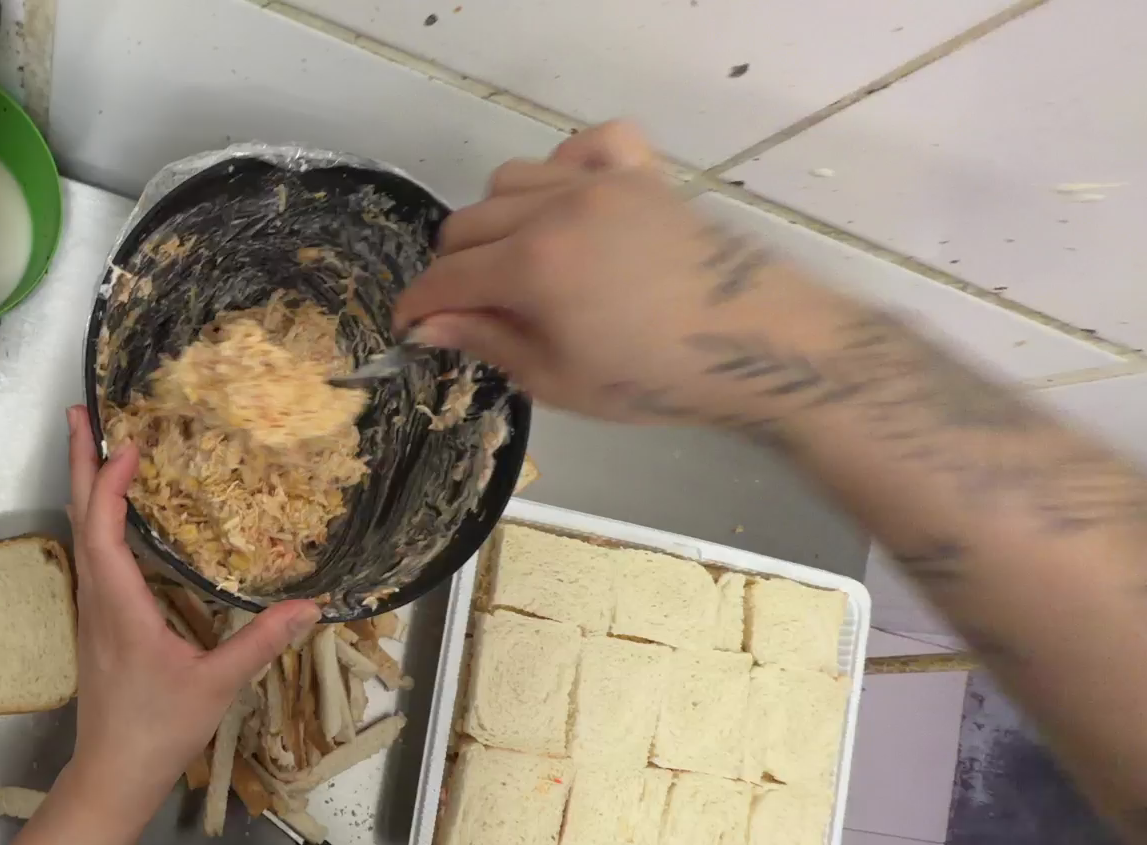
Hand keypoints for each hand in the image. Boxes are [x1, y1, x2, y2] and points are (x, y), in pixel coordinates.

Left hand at [61, 405, 320, 814]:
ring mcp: (91, 610)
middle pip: (79, 519)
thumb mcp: (217, 685)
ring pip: (80, 536)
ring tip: (97, 449)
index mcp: (120, 607)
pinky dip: (96, 519)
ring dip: (85, 488)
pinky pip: (90, 556)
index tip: (129, 443)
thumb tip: (311, 605)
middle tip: (80, 414)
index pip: (103, 530)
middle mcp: (97, 599)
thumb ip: (262, 642)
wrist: (113, 772)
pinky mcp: (97, 622)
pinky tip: (114, 516)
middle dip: (78, 463)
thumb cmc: (160, 729)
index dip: (112, 483)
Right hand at [393, 121, 852, 425]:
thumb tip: (426, 327)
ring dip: (494, 224)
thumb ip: (483, 340)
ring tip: (513, 265)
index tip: (407, 328)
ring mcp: (602, 182)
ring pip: (508, 183)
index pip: (444, 277)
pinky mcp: (641, 173)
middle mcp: (558, 209)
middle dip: (450, 271)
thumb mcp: (551, 378)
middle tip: (467, 311)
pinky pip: (582, 145)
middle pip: (464, 225)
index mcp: (532, 265)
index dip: (415, 306)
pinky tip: (564, 207)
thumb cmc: (647, 379)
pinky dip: (559, 170)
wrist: (758, 348)